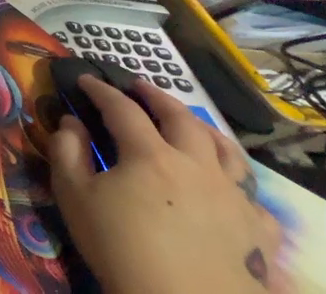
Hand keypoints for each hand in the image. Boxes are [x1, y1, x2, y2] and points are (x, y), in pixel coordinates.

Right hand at [49, 74, 281, 293]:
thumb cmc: (119, 246)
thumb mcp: (73, 195)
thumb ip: (66, 150)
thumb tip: (70, 122)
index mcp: (151, 155)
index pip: (123, 108)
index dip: (101, 90)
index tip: (85, 79)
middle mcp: (198, 166)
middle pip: (182, 119)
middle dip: (157, 97)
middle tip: (138, 87)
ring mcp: (235, 197)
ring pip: (227, 149)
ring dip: (203, 128)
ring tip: (189, 122)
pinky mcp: (258, 229)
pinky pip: (252, 194)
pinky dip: (235, 179)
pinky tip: (224, 184)